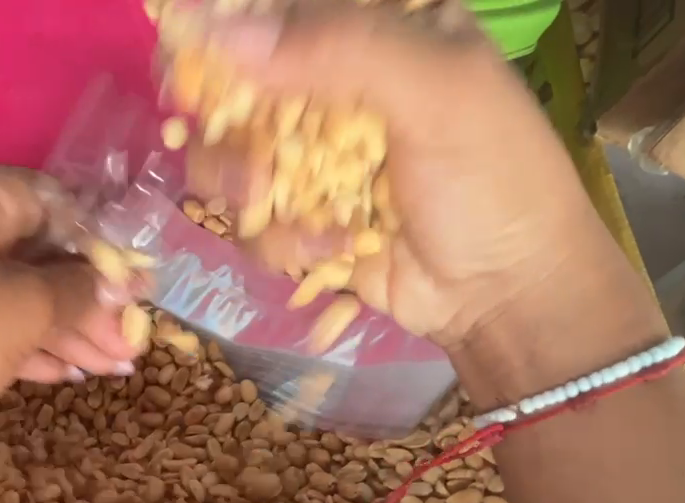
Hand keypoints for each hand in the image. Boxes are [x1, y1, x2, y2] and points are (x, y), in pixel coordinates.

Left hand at [0, 164, 139, 459]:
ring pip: (16, 296)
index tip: (142, 289)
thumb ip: (77, 291)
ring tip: (114, 369)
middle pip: (40, 255)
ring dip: (66, 332)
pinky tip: (66, 375)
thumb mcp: (20, 312)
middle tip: (132, 345)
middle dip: (91, 303)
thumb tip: (117, 283)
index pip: (59, 204)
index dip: (106, 247)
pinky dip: (27, 348)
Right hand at [183, 1, 662, 397]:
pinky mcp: (306, 227)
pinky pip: (256, 226)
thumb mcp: (434, 91)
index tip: (182, 47)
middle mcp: (339, 96)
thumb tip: (222, 34)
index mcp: (381, 35)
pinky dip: (283, 242)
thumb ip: (338, 50)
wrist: (502, 292)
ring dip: (247, 191)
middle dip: (228, 126)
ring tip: (272, 205)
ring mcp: (317, 167)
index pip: (287, 14)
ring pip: (235, 164)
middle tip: (229, 148)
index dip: (228, 27)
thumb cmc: (491, 178)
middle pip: (244, 92)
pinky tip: (332, 251)